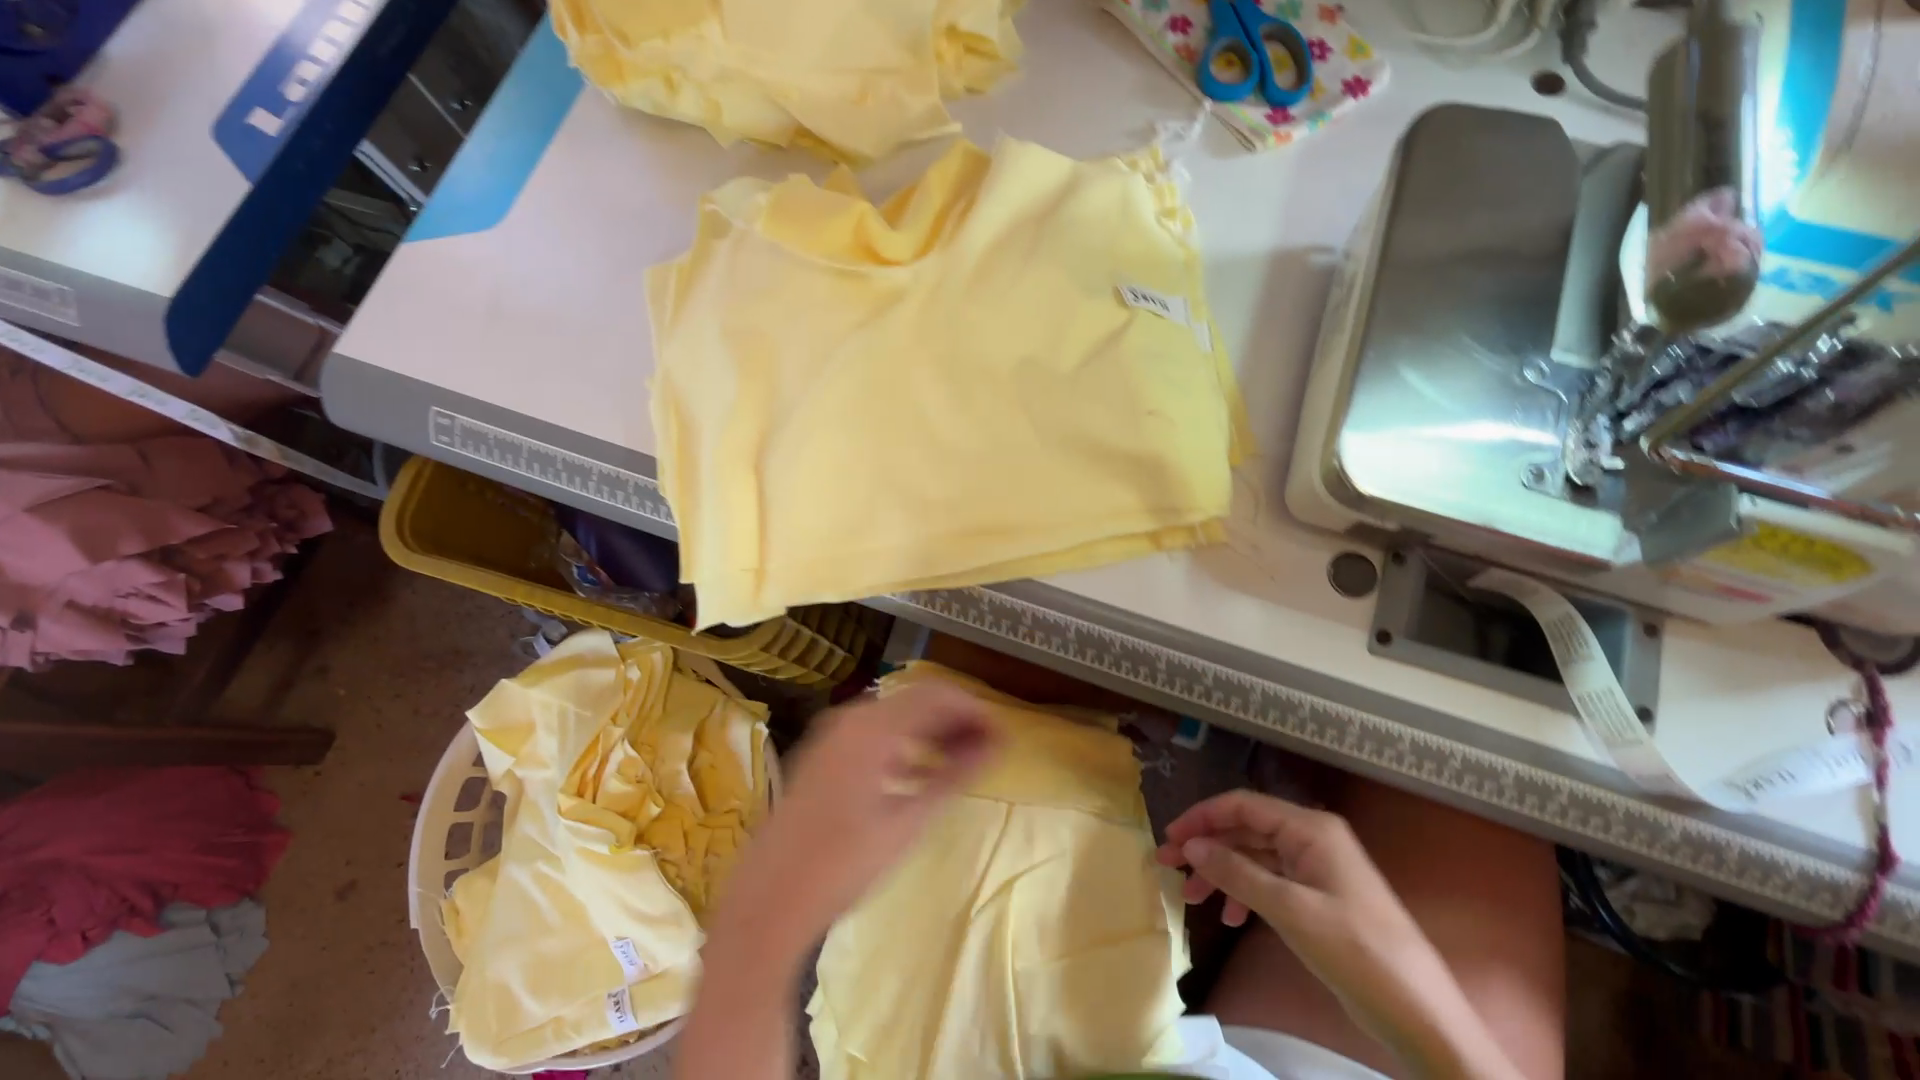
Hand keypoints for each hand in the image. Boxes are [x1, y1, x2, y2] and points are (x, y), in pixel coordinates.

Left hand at [711, 682, 1000, 961]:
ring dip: (932, 735)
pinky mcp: (821, 759)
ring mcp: (831, 738)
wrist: (768, 901)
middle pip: (915, 703)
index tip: (1004, 736)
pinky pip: (874, 738)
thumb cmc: (844, 864)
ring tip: (965, 765)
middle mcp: (850, 720)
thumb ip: (954, 776)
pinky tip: (923, 777)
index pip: (938, 695)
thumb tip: (995, 744)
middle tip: (991, 751)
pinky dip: (904, 748)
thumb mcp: (908, 821)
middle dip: (956, 721)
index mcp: (873, 727)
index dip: (975, 710)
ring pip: (895, 720)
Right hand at [1157, 791, 1508, 1075]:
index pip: (1242, 805)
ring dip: (1221, 873)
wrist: (1415, 1008)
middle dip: (1206, 846)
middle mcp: (1312, 839)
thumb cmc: (1354, 949)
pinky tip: (1232, 918)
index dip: (1201, 817)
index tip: (1168, 839)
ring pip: (1255, 857)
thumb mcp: (1289, 909)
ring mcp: (1317, 868)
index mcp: (1310, 828)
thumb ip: (1236, 872)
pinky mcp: (1318, 897)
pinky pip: (1270, 881)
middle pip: (1246, 829)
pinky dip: (1245, 893)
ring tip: (1192, 900)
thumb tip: (1191, 845)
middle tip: (1169, 869)